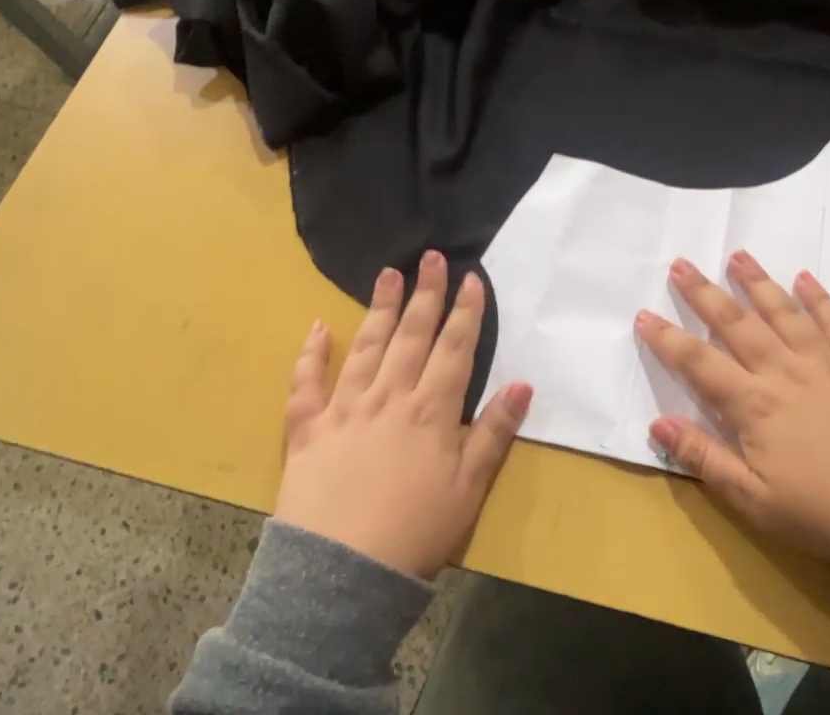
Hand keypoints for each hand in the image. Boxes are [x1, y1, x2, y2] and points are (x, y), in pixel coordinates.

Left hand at [274, 251, 532, 578]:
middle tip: (430, 257)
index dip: (465, 312)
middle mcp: (389, 397)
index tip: (472, 278)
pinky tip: (317, 328)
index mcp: (431, 410)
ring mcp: (345, 409)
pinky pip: (306, 384)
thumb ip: (494, 431)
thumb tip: (523, 383)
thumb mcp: (470, 486)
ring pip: (365, 347)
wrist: (342, 573)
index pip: (454, 349)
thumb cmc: (417, 531)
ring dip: (378, 308)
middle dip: (425, 294)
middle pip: (411, 336)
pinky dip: (310, 354)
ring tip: (387, 274)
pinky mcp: (307, 429)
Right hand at [637, 252, 829, 564]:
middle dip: (705, 293)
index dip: (668, 339)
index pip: (699, 363)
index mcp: (754, 405)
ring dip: (758, 283)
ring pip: (784, 312)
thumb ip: (704, 458)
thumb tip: (657, 423)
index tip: (643, 315)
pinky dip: (820, 299)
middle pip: (737, 324)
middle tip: (681, 264)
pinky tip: (805, 279)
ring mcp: (825, 364)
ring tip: (737, 255)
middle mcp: (784, 372)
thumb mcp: (752, 499)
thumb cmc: (822, 512)